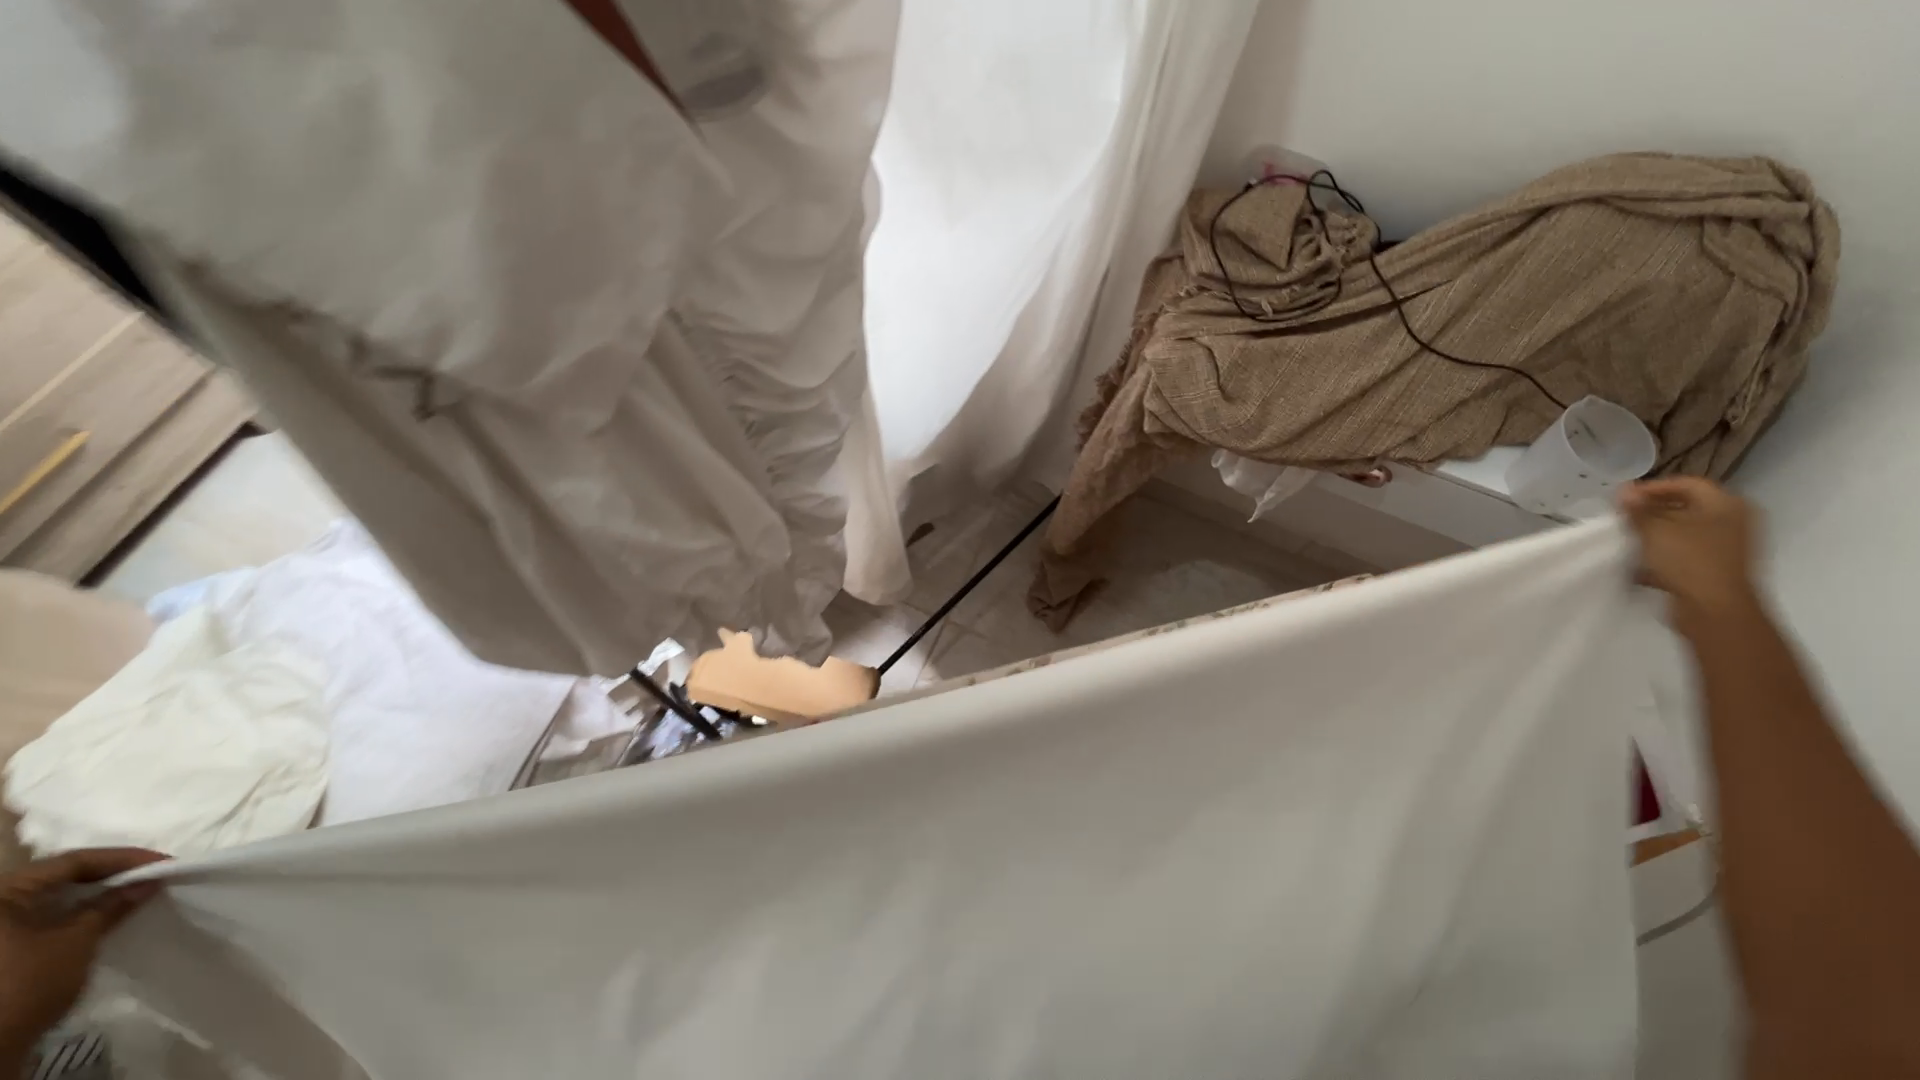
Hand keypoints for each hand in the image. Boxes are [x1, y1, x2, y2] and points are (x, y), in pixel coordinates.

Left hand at [0, 849, 166, 1068]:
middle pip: (59, 875)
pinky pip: (43, 915)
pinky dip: (76, 911)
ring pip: (52, 896)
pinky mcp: (3, 947)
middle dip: (109, 873)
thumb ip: (111, 905)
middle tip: (152, 874)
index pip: (71, 862)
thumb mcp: (77, 940)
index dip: (123, 859)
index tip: (165, 863)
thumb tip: (148, 880)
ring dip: (94, 892)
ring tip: (134, 891)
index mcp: (4, 894)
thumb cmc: (28, 984)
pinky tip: (104, 913)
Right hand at [1619, 476, 1761, 626]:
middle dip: (1651, 513)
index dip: (1652, 488)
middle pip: (1686, 507)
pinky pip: (1685, 554)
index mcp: (1726, 505)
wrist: (1715, 610)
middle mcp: (1733, 521)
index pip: (1686, 484)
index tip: (1623, 500)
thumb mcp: (1656, 531)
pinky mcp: (1717, 568)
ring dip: (1655, 535)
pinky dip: (1663, 556)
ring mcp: (1727, 547)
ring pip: (1684, 532)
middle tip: (1623, 519)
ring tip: (1628, 541)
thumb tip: (1623, 490)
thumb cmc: (1689, 561)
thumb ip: (1638, 510)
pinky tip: (1640, 566)